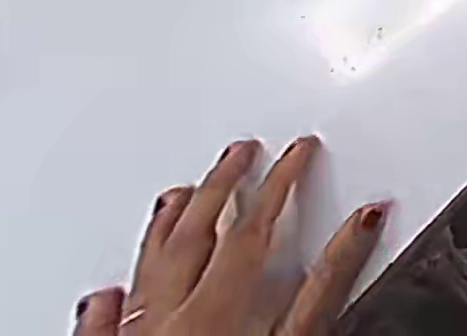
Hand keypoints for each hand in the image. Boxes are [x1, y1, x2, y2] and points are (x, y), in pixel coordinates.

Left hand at [74, 138, 386, 335]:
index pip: (257, 223)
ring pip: (146, 270)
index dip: (282, 178)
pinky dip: (104, 302)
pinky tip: (105, 288)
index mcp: (221, 304)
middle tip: (237, 152)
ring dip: (164, 228)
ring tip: (176, 194)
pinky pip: (98, 330)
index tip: (298, 149)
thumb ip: (330, 278)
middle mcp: (170, 317)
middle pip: (196, 236)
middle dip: (220, 186)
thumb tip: (368, 215)